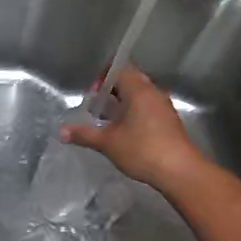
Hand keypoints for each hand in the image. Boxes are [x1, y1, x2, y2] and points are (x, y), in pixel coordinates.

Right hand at [61, 66, 205, 189]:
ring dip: (123, 104)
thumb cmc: (142, 150)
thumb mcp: (108, 143)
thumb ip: (84, 135)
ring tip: (108, 122)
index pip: (120, 69)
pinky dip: (134, 113)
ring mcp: (163, 106)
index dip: (103, 77)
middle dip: (111, 92)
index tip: (93, 95)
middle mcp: (153, 92)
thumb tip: (61, 132)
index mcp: (139, 90)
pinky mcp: (169, 121)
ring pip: (139, 95)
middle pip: (130, 81)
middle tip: (97, 108)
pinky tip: (126, 132)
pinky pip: (148, 107)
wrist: (179, 171)